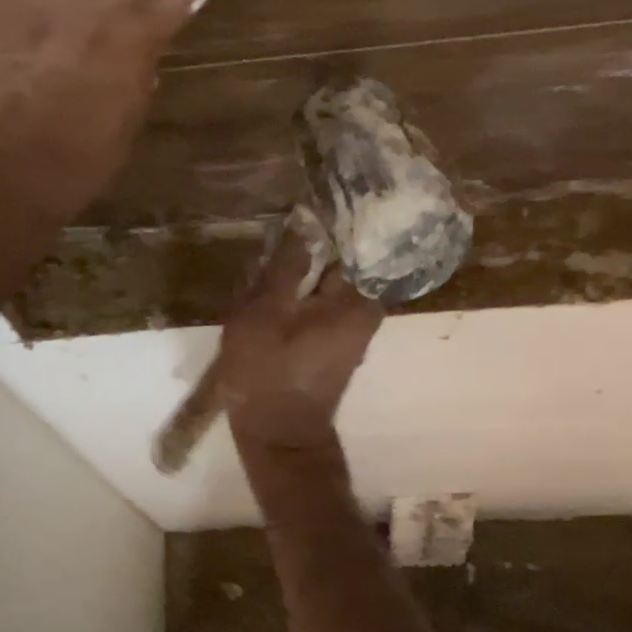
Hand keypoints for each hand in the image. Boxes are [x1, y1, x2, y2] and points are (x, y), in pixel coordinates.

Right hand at [223, 210, 384, 450]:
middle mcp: (365, 309)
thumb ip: (286, 263)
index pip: (362, 240)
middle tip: (289, 218)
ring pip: (333, 278)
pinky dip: (307, 285)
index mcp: (357, 298)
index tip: (317, 194)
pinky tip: (280, 276)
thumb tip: (306, 217)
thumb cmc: (268, 370)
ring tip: (280, 242)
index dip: (339, 215)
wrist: (277, 436)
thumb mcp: (266, 309)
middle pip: (348, 258)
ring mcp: (352, 326)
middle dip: (321, 238)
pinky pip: (325, 297)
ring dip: (310, 261)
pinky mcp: (336, 339)